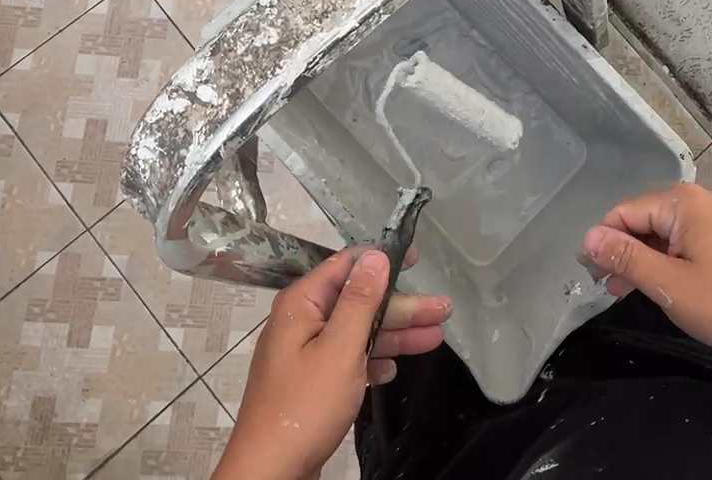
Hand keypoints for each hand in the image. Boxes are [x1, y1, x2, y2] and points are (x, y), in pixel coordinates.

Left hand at [214, 248, 450, 479]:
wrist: (269, 476)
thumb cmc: (305, 406)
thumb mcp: (339, 349)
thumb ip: (360, 300)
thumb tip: (375, 254)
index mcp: (302, 304)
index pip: (347, 266)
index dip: (382, 260)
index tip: (417, 259)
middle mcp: (303, 321)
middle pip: (359, 302)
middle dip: (402, 307)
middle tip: (442, 310)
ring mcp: (306, 353)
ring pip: (359, 332)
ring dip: (396, 334)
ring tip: (436, 337)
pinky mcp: (312, 383)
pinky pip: (349, 360)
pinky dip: (373, 361)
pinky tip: (394, 369)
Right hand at [581, 182, 711, 365]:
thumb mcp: (669, 285)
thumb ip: (626, 258)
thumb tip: (586, 237)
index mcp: (682, 203)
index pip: (624, 212)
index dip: (603, 243)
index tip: (592, 276)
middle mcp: (697, 202)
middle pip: (642, 220)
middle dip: (622, 252)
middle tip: (608, 289)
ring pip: (661, 234)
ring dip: (641, 261)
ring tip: (626, 293)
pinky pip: (681, 243)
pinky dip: (664, 263)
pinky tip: (659, 287)